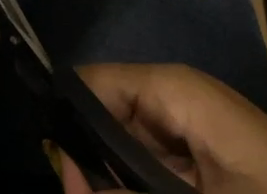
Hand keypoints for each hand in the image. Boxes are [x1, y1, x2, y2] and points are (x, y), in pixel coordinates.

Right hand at [61, 64, 266, 193]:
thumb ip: (126, 191)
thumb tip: (67, 175)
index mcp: (170, 89)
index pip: (86, 84)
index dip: (65, 127)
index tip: (62, 175)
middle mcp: (172, 98)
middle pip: (100, 120)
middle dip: (90, 166)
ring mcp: (189, 131)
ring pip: (123, 149)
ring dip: (114, 182)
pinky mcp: (204, 162)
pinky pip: (151, 167)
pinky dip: (138, 187)